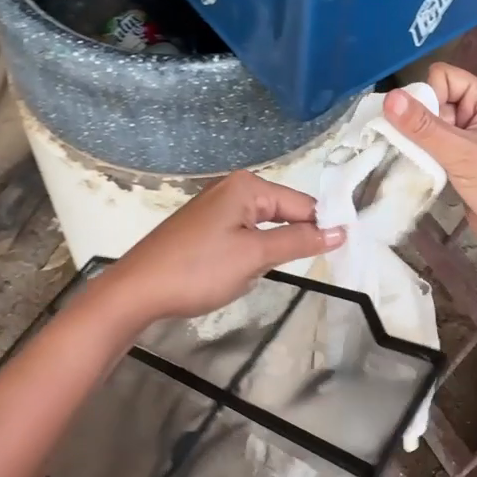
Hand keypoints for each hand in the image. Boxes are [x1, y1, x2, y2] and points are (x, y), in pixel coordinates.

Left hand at [96, 171, 343, 321]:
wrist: (136, 290)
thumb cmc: (198, 270)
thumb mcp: (254, 256)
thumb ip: (299, 242)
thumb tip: (340, 231)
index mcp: (248, 186)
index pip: (301, 204)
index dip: (320, 229)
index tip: (339, 254)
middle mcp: (233, 187)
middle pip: (282, 212)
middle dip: (289, 242)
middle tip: (286, 270)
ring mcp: (216, 206)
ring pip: (263, 227)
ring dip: (267, 252)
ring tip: (254, 274)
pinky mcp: (204, 226)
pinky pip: (242, 234)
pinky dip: (248, 253)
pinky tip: (235, 274)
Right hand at [383, 63, 476, 265]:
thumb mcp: (463, 153)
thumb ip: (424, 127)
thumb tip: (388, 97)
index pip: (442, 78)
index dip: (427, 95)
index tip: (422, 125)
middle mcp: (476, 115)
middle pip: (432, 103)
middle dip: (417, 123)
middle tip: (414, 149)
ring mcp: (468, 143)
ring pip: (429, 131)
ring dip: (417, 145)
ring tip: (410, 163)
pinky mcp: (460, 167)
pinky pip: (432, 153)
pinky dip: (422, 161)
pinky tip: (413, 174)